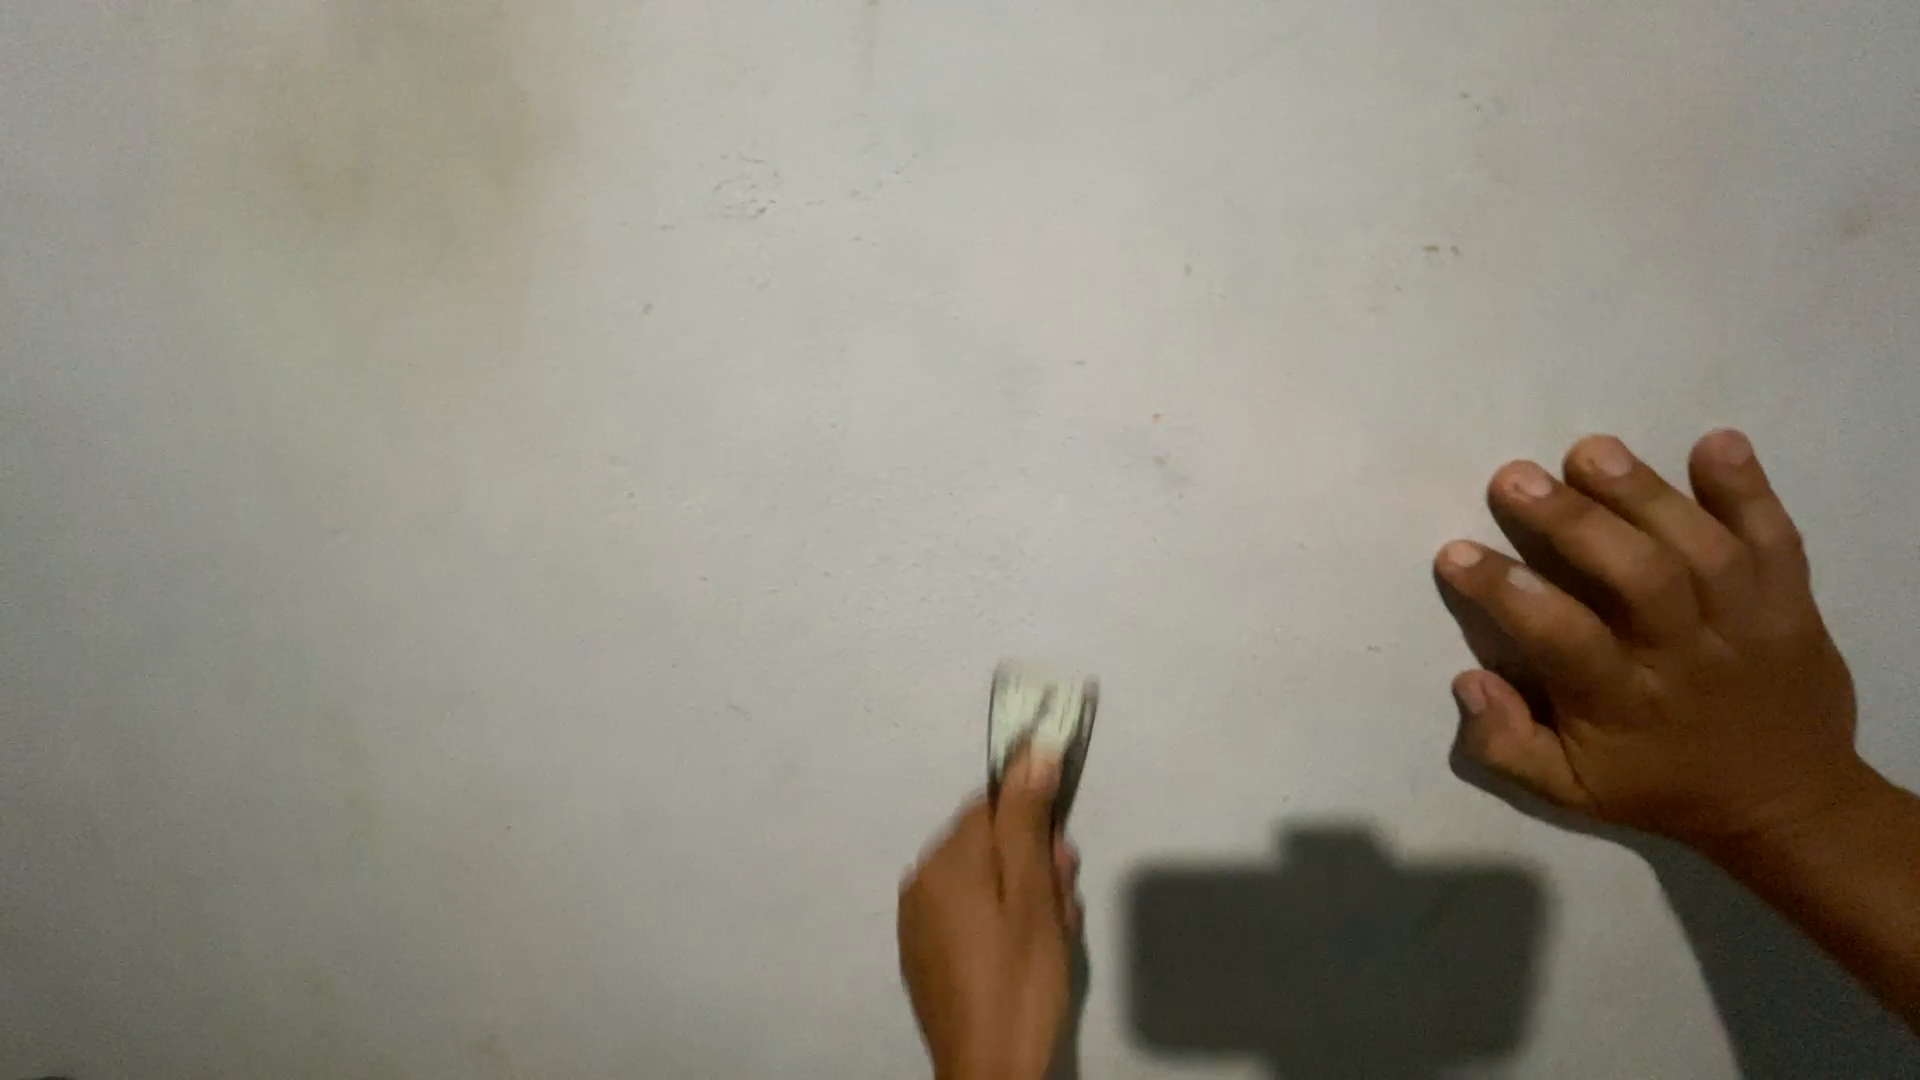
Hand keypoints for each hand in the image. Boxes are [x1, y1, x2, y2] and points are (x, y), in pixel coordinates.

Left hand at [898, 749, 1081, 1079]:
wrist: (988, 1075)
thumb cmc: (1020, 980)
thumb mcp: (1034, 895)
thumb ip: (1028, 818)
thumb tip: (1034, 747)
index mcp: (946, 857)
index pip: (994, 804)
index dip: (1035, 828)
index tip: (1058, 865)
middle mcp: (921, 876)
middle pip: (988, 842)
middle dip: (1030, 866)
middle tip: (1057, 910)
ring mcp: (916, 916)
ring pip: (980, 878)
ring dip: (1018, 895)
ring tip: (1043, 940)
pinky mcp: (921, 949)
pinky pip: (964, 911)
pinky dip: (994, 921)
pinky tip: (1016, 955)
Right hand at [1435, 430, 1865, 851]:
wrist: (1790, 804)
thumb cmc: (1655, 786)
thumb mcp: (1566, 790)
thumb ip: (1506, 744)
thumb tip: (1468, 681)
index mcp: (1624, 702)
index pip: (1562, 637)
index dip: (1508, 593)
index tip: (1455, 552)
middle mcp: (1688, 656)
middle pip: (1640, 579)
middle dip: (1575, 522)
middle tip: (1515, 478)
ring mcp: (1750, 626)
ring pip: (1704, 551)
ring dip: (1646, 495)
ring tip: (1589, 451)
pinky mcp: (1793, 606)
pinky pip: (1779, 542)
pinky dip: (1751, 490)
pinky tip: (1715, 441)